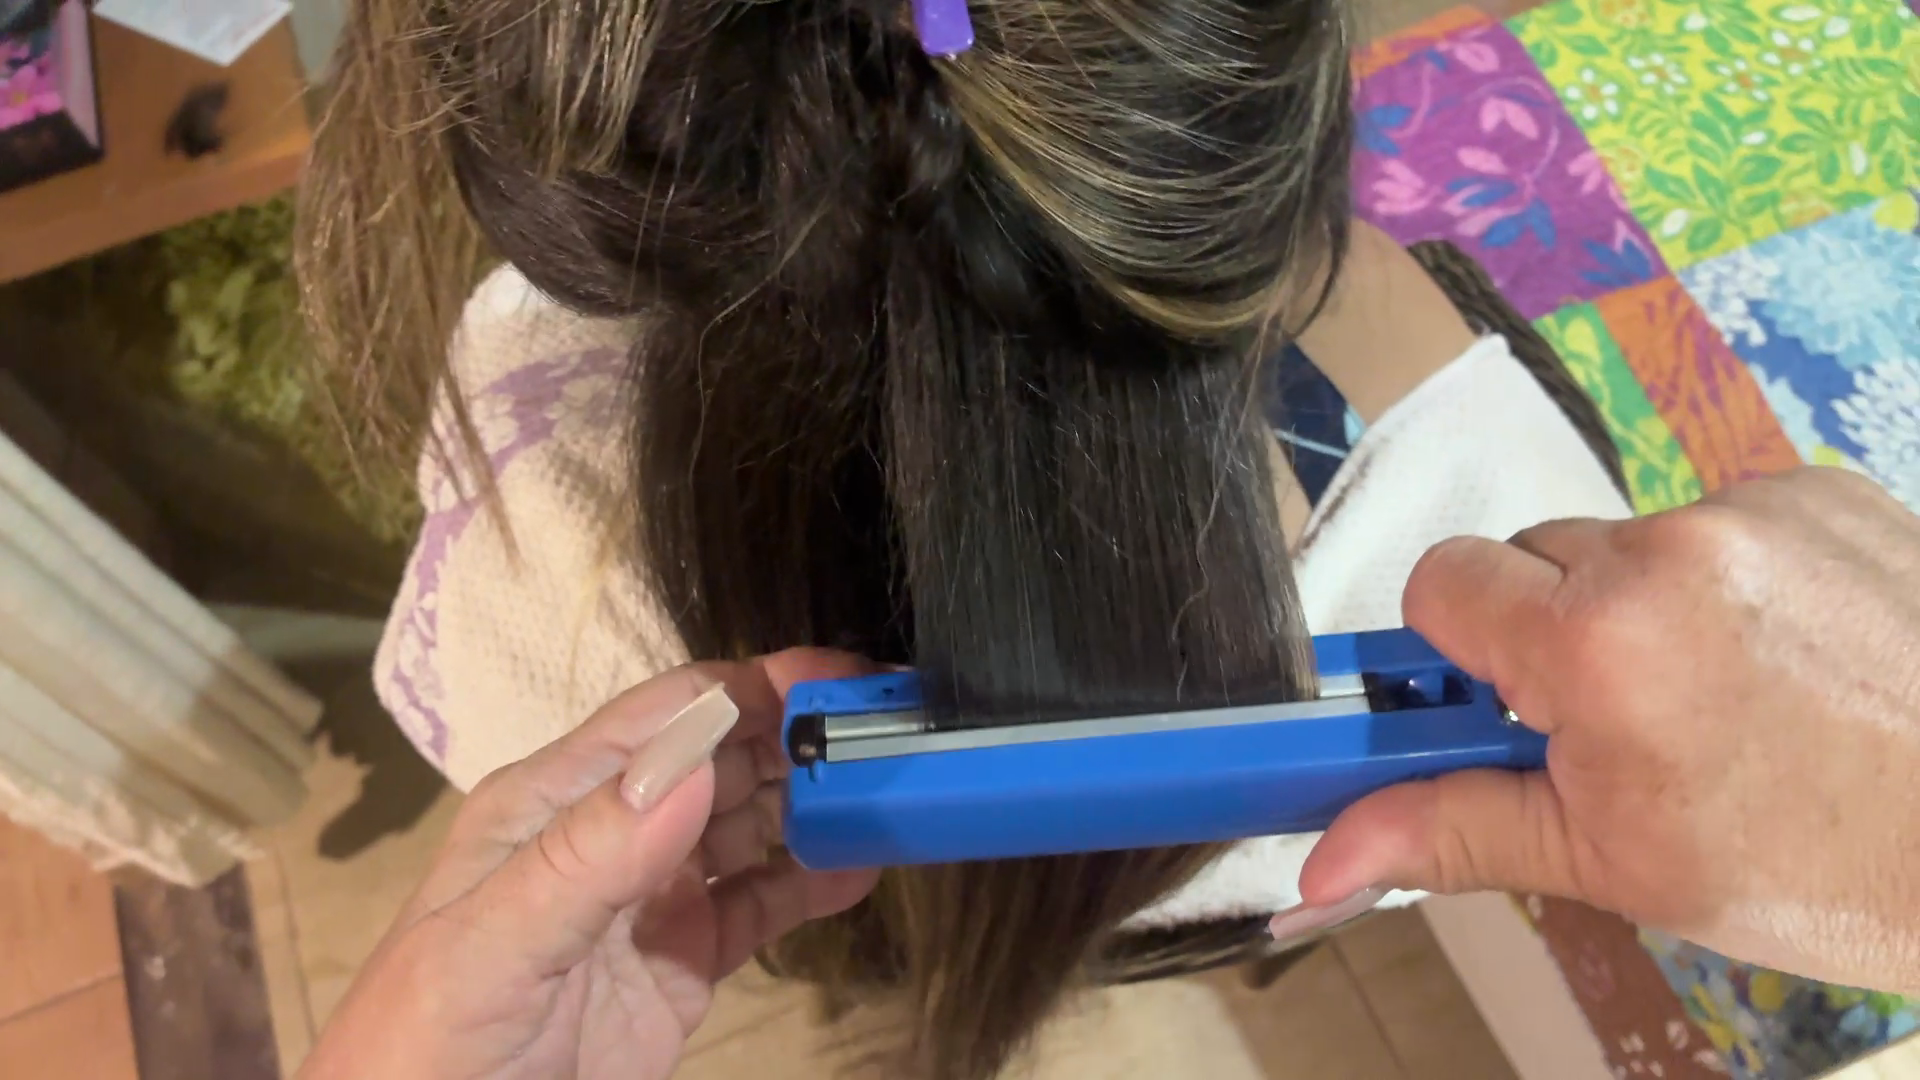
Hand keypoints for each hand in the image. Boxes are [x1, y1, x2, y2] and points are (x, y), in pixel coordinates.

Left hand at [299, 650, 879, 1079]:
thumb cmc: (431, 1058)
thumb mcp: (489, 955)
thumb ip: (588, 855)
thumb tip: (695, 762)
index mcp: (566, 795)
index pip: (678, 710)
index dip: (760, 685)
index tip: (843, 679)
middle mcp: (622, 824)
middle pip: (729, 754)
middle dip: (804, 737)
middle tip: (889, 736)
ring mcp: (659, 888)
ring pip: (754, 820)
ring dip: (816, 803)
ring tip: (887, 796)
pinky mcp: (691, 949)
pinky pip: (763, 899)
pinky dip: (812, 881)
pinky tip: (860, 871)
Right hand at [1300, 467, 1919, 992]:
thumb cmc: (1817, 866)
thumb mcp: (1605, 860)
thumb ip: (1444, 834)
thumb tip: (1317, 869)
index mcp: (1595, 640)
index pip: (1440, 580)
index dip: (1458, 640)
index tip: (1514, 696)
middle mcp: (1664, 548)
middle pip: (1523, 557)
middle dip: (1541, 625)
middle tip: (1617, 707)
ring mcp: (1752, 506)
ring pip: (1608, 541)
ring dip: (1627, 603)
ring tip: (1717, 680)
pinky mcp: (1820, 488)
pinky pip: (1698, 520)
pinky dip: (1710, 578)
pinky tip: (1783, 643)